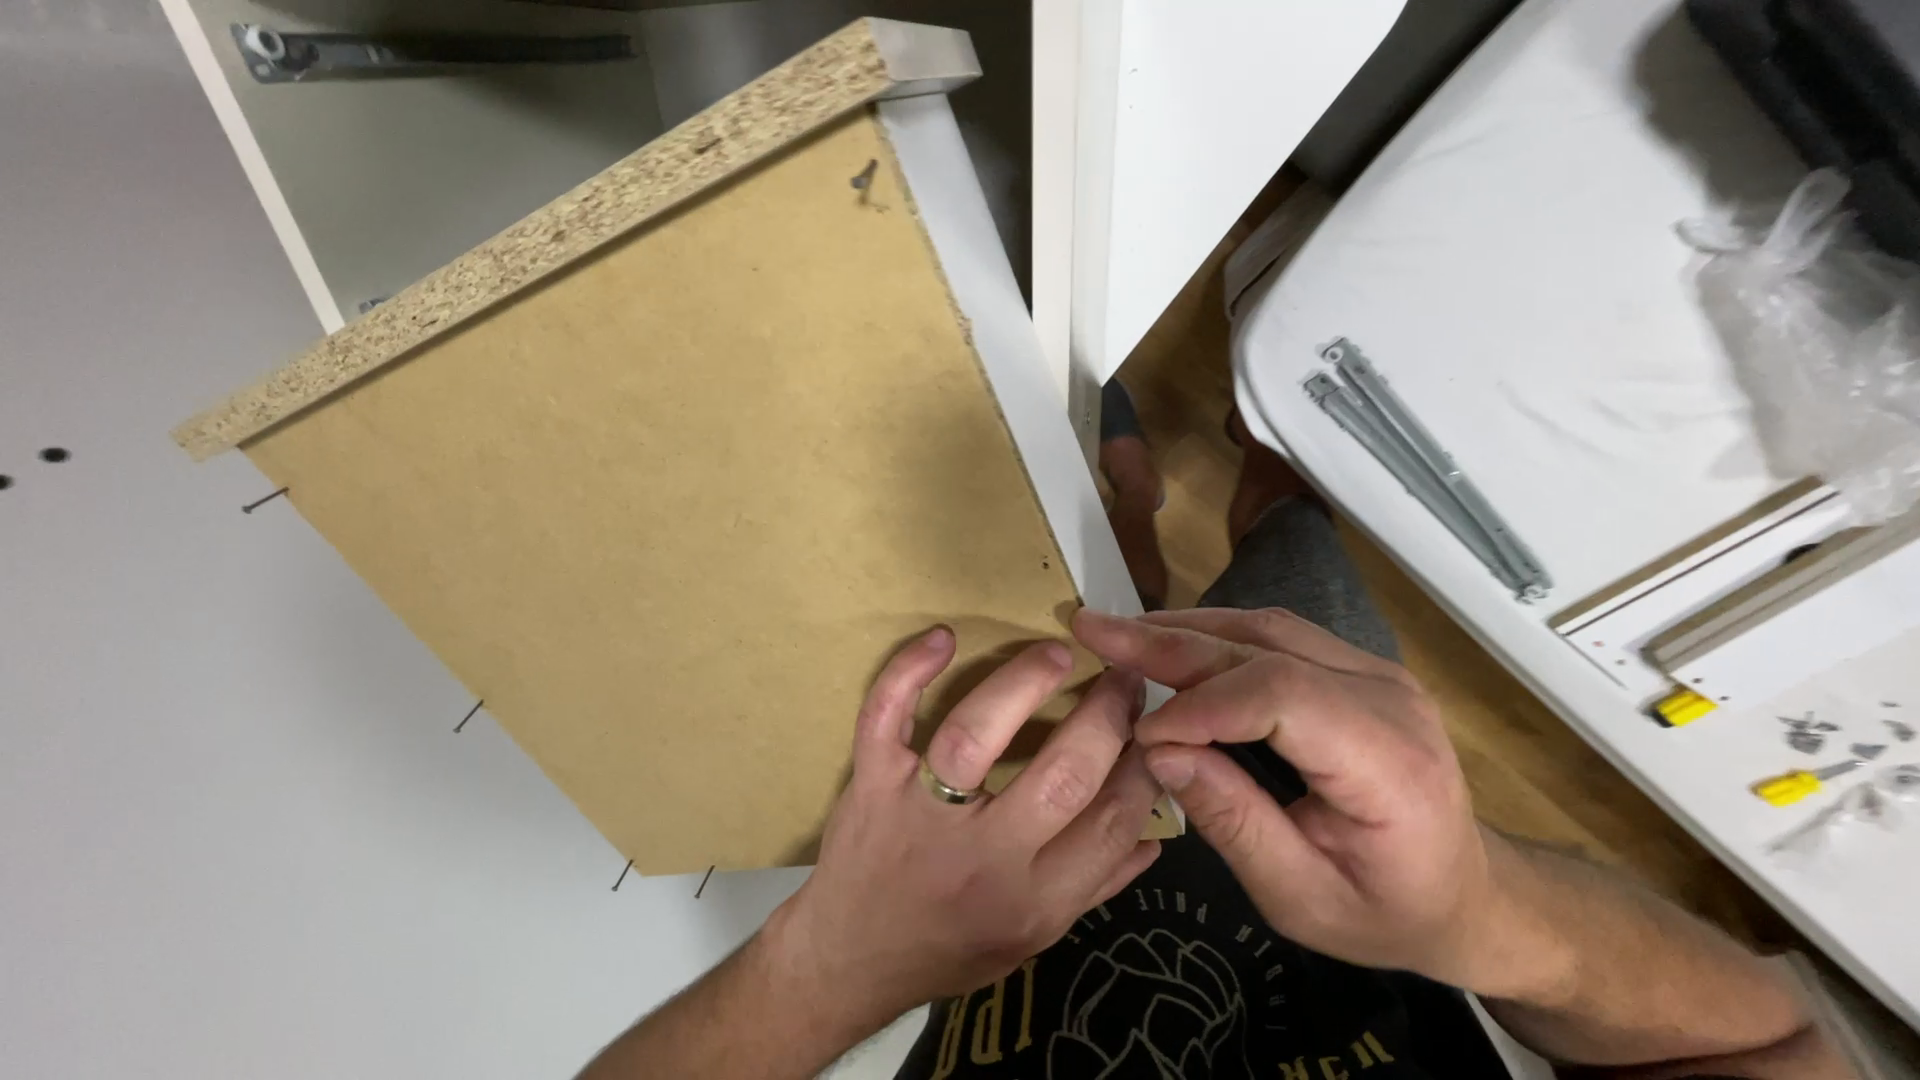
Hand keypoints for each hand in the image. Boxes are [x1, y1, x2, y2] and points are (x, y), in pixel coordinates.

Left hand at [763, 627, 1163, 1030]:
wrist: (850, 961)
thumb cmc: (950, 948)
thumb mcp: (1033, 939)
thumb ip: (1095, 885)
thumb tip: (1154, 837)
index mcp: (1035, 898)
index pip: (1111, 822)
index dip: (1144, 766)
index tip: (1153, 725)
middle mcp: (984, 856)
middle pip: (1062, 775)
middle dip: (1104, 717)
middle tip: (1122, 677)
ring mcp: (921, 814)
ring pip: (973, 735)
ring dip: (1022, 684)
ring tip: (1058, 652)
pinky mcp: (872, 783)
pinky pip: (885, 717)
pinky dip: (908, 672)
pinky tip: (943, 638)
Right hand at [1072, 607, 1512, 993]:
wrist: (1466, 892)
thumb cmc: (1386, 911)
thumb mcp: (1301, 897)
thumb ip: (1232, 822)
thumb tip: (1157, 750)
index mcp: (1387, 762)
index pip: (1281, 697)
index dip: (1200, 704)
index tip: (1140, 735)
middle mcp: (1387, 697)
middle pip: (1264, 647)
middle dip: (1169, 640)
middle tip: (1093, 630)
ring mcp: (1374, 672)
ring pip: (1264, 627)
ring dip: (1184, 628)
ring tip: (1118, 633)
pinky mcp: (1354, 667)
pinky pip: (1273, 636)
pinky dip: (1212, 636)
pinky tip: (1167, 642)